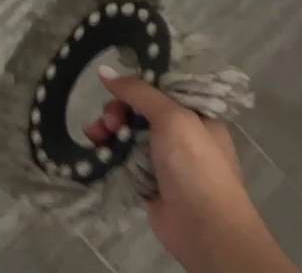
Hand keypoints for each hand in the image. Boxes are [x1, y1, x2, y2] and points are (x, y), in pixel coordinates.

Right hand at [85, 69, 292, 272]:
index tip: (116, 87)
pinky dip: (108, 150)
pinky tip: (97, 149)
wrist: (206, 230)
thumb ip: (139, 92)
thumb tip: (104, 70)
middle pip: (139, 110)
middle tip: (110, 120)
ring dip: (107, 129)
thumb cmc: (196, 169)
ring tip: (96, 136)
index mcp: (198, 119)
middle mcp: (182, 136)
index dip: (137, 86)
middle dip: (117, 110)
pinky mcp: (148, 178)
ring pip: (127, 132)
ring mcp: (165, 159)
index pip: (162, 90)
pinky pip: (122, 155)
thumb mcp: (173, 120)